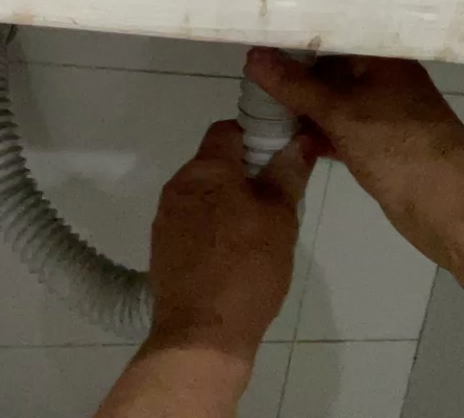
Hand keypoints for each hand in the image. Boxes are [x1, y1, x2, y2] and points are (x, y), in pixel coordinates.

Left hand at [147, 120, 313, 358]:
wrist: (202, 335)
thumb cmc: (247, 268)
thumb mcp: (280, 217)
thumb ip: (288, 172)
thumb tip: (300, 139)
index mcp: (205, 168)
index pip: (228, 129)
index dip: (255, 135)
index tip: (279, 156)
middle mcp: (179, 184)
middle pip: (214, 160)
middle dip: (244, 172)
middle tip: (276, 198)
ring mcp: (166, 217)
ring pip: (204, 192)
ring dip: (228, 200)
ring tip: (258, 230)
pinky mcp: (163, 248)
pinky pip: (193, 221)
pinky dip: (213, 226)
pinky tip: (234, 253)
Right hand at [245, 48, 463, 269]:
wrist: (455, 211)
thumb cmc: (401, 148)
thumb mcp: (342, 112)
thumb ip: (296, 85)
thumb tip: (253, 55)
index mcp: (381, 58)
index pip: (330, 34)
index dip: (294, 36)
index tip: (254, 37)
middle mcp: (381, 79)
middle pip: (328, 69)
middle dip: (291, 74)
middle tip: (246, 77)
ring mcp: (380, 114)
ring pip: (331, 102)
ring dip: (300, 106)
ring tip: (255, 106)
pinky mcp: (377, 146)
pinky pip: (337, 130)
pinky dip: (314, 132)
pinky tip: (283, 137)